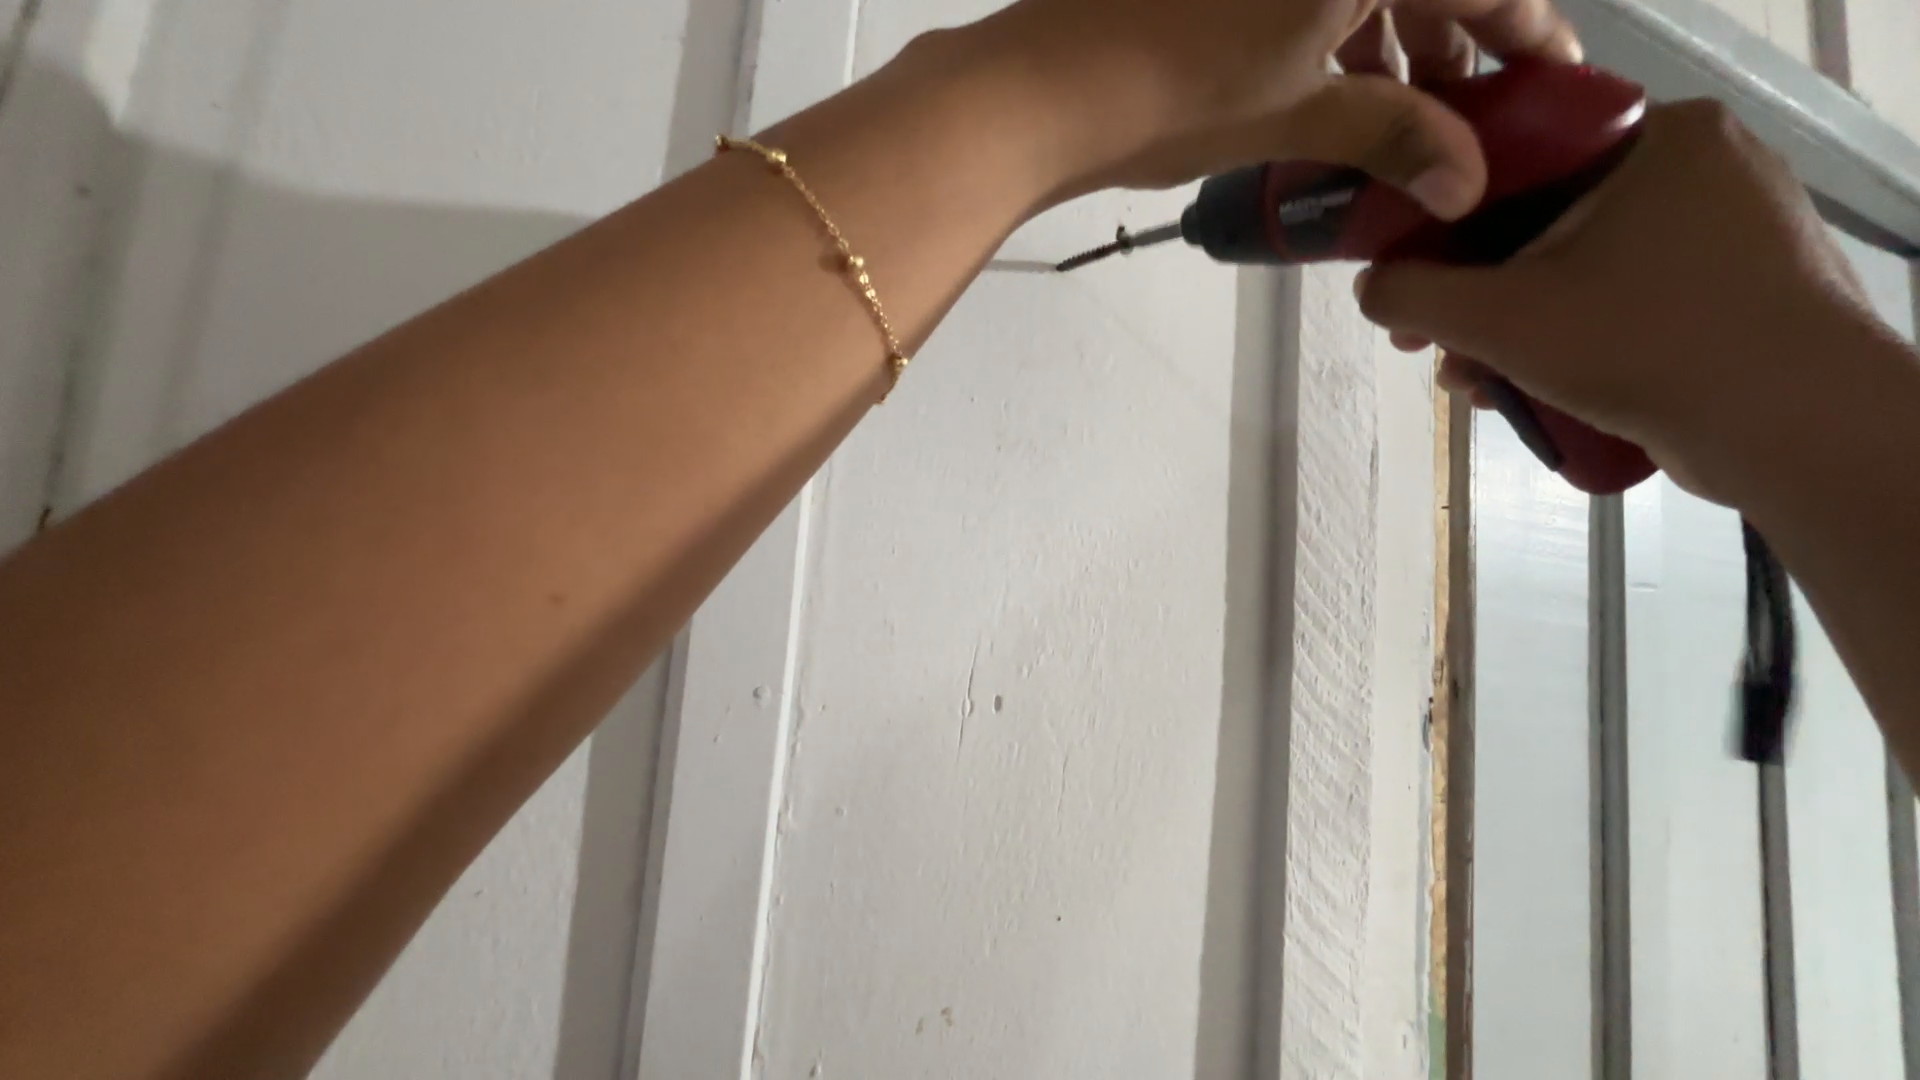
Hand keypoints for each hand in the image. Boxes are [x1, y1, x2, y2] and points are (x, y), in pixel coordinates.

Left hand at [949, 0, 1580, 216]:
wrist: (1050, 88)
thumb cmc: (1176, 93)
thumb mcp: (1298, 113)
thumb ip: (1391, 134)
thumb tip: (1465, 183)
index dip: (1521, 29)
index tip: (1547, 79)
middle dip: (1454, 42)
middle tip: (1469, 112)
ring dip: (1394, 45)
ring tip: (1407, 114)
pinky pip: (1312, 2)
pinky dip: (1338, 38)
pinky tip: (1344, 88)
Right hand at [1356, 100, 1881, 496]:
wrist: (1796, 426)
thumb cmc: (1640, 344)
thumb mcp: (1495, 317)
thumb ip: (1410, 294)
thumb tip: (1368, 284)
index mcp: (1650, 141)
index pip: (1511, 167)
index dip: (1437, 227)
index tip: (1400, 281)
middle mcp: (1693, 169)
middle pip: (1533, 228)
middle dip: (1466, 300)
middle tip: (1423, 345)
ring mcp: (1720, 230)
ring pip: (1568, 272)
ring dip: (1502, 331)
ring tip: (1470, 384)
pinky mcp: (1728, 288)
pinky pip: (1613, 299)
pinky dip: (1559, 340)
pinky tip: (1521, 388)